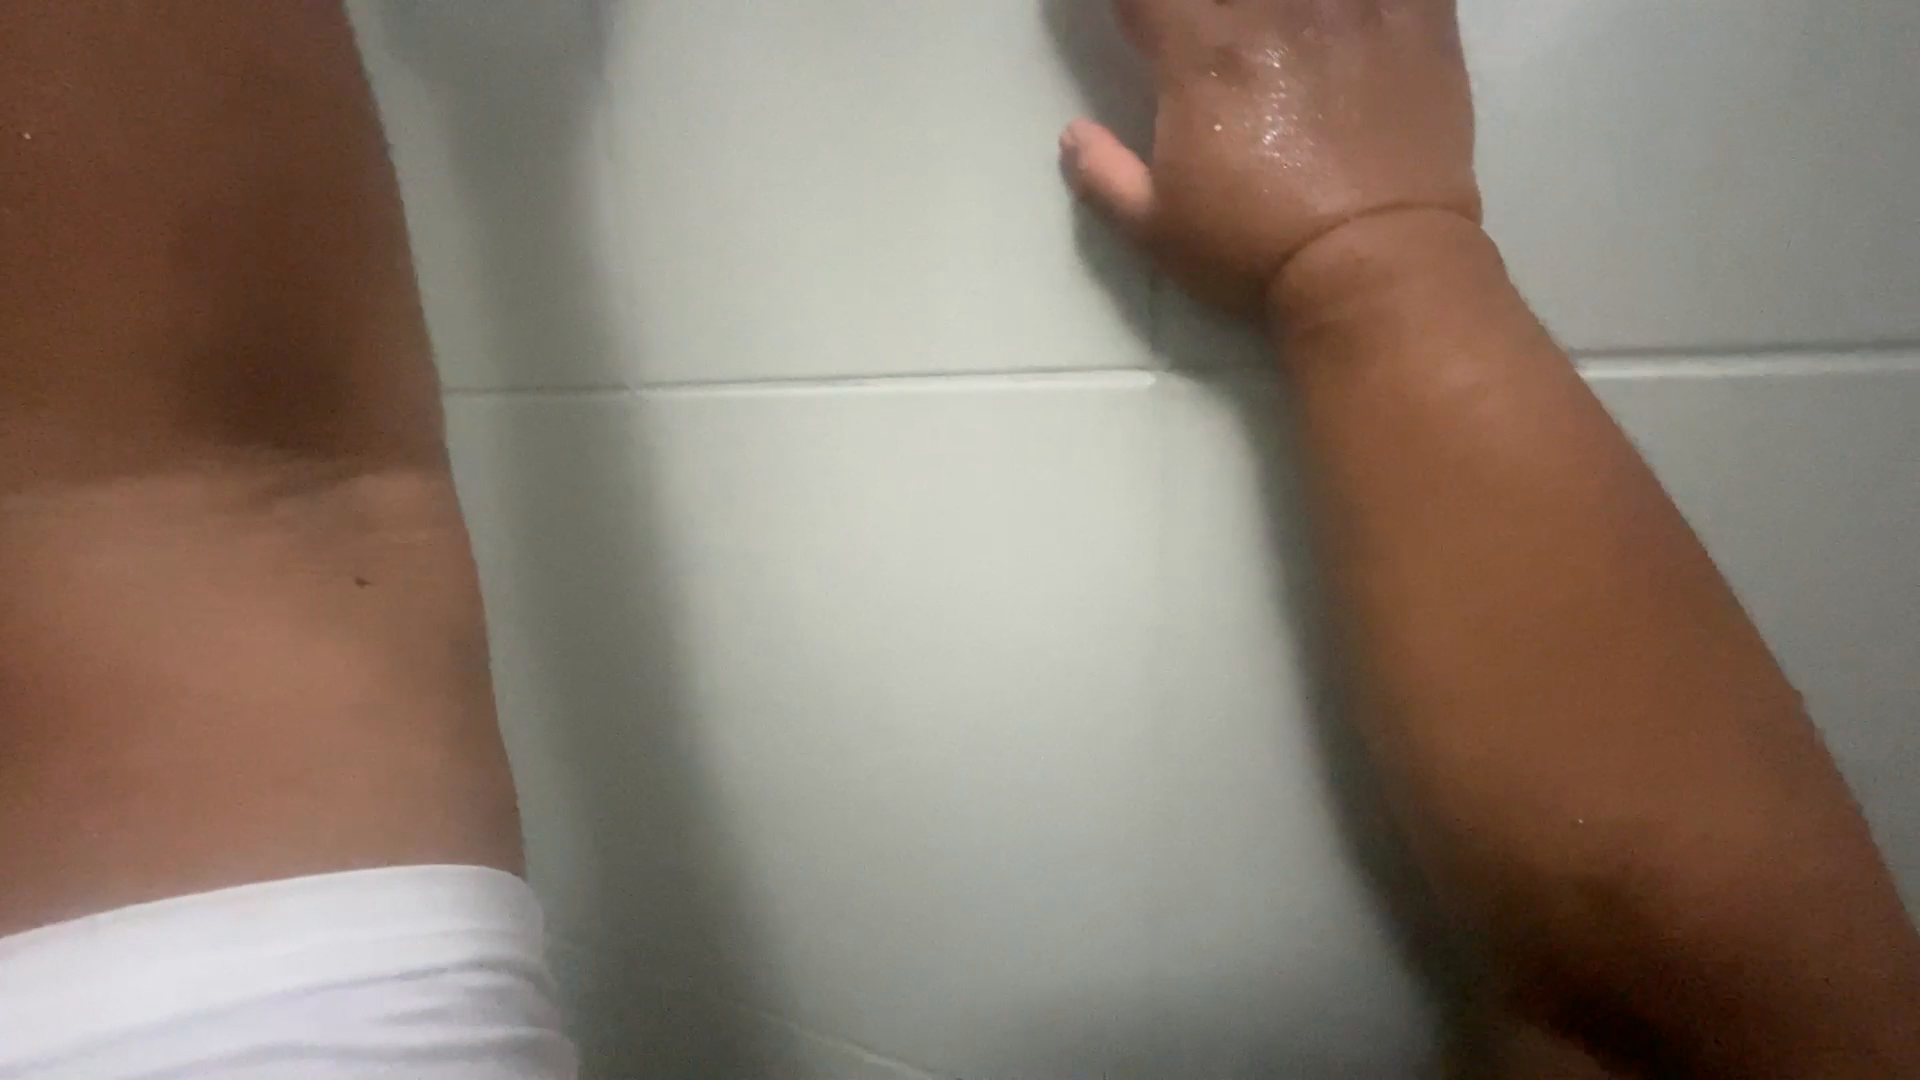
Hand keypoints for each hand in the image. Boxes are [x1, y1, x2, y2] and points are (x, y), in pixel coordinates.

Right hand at [1061, 0, 1481, 313]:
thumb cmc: (1251, 250)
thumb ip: (1103, 177)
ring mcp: (1352, 1)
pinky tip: (1332, 15)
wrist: (1371, 265)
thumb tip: (1071, 135)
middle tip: (1192, 31)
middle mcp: (1273, 7)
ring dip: (1260, 2)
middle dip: (1188, 1)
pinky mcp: (1416, 13)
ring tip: (1256, 25)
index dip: (1121, 2)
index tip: (1122, 18)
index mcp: (1200, 54)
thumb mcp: (1155, 231)